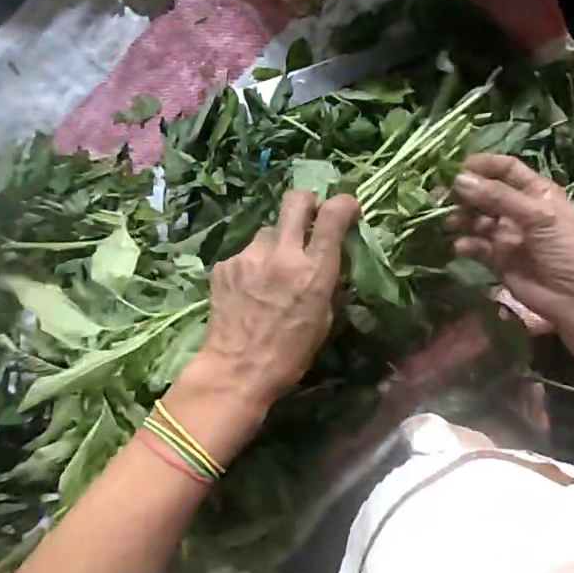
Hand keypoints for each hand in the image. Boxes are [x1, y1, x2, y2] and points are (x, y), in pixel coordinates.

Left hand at [181, 192, 357, 424]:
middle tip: (309, 219)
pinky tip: (251, 290)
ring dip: (277, 245)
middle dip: (308, 203)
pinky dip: (254, 265)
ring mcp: (249, 256)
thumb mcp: (324, 317)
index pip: (332, 215)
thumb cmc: (291, 353)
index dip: (344, 203)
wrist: (236, 371)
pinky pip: (247, 253)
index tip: (348, 208)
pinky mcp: (225, 265)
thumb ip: (328, 282)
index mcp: (314, 270)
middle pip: (296, 201)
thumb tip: (332, 261)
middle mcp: (282, 254)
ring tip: (272, 274)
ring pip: (269, 232)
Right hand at [449, 154, 573, 332]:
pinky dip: (467, 244)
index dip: (482, 165)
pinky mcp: (500, 261)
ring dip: (462, 217)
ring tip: (449, 221)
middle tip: (439, 196)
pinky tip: (461, 246)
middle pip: (487, 193)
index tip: (454, 167)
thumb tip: (458, 179)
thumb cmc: (568, 249)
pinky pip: (477, 246)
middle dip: (465, 193)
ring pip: (478, 219)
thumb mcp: (539, 215)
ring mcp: (510, 236)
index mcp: (538, 192)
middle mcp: (521, 210)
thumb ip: (498, 197)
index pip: (506, 169)